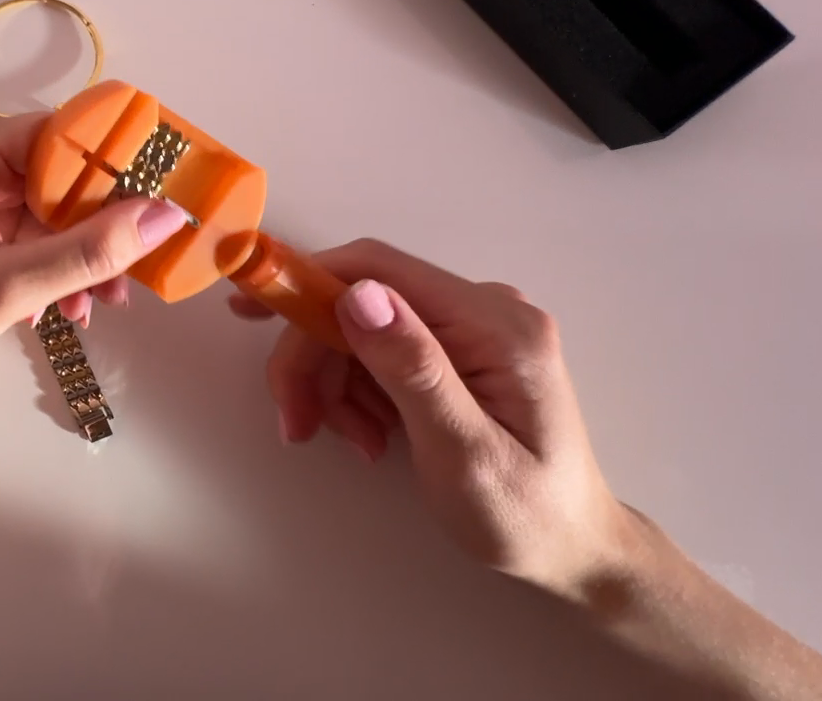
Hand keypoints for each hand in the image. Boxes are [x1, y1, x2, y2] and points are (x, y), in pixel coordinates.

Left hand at [0, 116, 188, 393]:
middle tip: (129, 277)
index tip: (160, 207)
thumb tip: (164, 215)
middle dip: (99, 228)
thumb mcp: (8, 288)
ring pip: (55, 207)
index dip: (115, 166)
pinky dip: (55, 265)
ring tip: (98, 308)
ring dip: (81, 255)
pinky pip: (34, 230)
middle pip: (62, 173)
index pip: (62, 134)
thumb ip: (86, 252)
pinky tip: (66, 309)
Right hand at [237, 239, 632, 598]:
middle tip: (295, 421)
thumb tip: (359, 295)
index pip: (375, 268)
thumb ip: (413, 370)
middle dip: (312, 360)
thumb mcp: (464, 453)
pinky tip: (366, 429)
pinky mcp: (448, 345)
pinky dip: (349, 388)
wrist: (574, 553)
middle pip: (352, 304)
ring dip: (329, 383)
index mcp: (493, 323)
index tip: (247, 310)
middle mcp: (479, 308)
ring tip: (348, 438)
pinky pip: (367, 348)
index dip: (303, 280)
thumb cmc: (523, 516)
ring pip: (351, 329)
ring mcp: (464, 325)